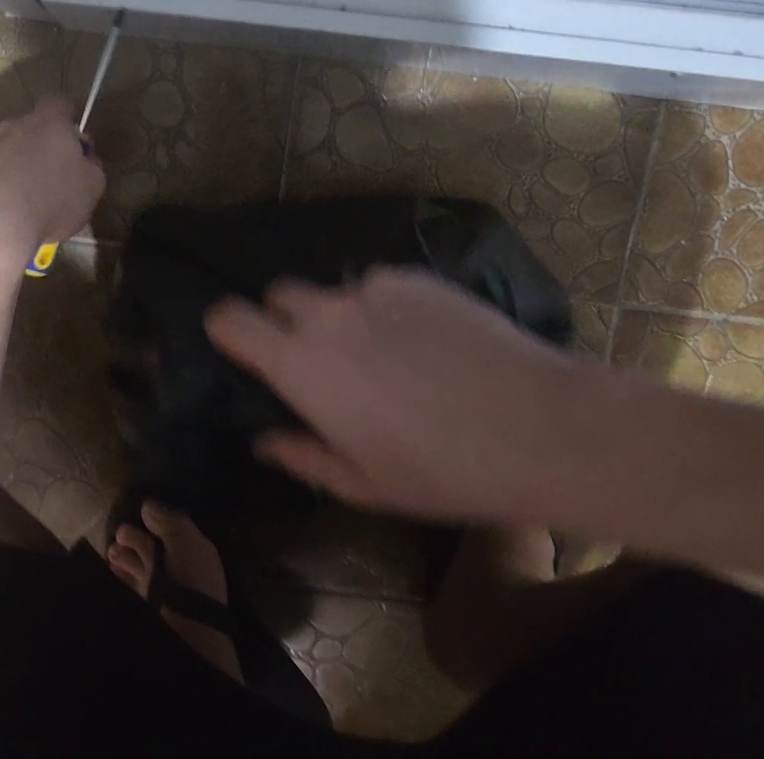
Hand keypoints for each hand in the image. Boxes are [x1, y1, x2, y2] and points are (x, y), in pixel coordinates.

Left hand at [0, 96, 104, 257]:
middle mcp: (12, 126)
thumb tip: (85, 159)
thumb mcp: (91, 187)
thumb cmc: (50, 201)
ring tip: (22, 200)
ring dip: (14, 166)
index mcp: (48, 124)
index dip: (69, 115)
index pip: (60, 103)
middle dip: (41, 146)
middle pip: (30, 128)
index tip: (76, 133)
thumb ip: (91, 166)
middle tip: (52, 176)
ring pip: (5, 150)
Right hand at [205, 267, 616, 521]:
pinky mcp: (420, 279)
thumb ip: (302, 456)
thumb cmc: (439, 469)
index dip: (225, 328)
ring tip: (387, 356)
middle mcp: (328, 314)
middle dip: (284, 320)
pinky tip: (427, 343)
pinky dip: (387, 309)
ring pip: (337, 293)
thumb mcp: (363, 483)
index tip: (238, 347)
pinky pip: (383, 287)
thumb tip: (265, 440)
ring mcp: (376, 289)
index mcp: (300, 364)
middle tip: (320, 362)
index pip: (230, 319)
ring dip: (342, 317)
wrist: (538, 427)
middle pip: (280, 295)